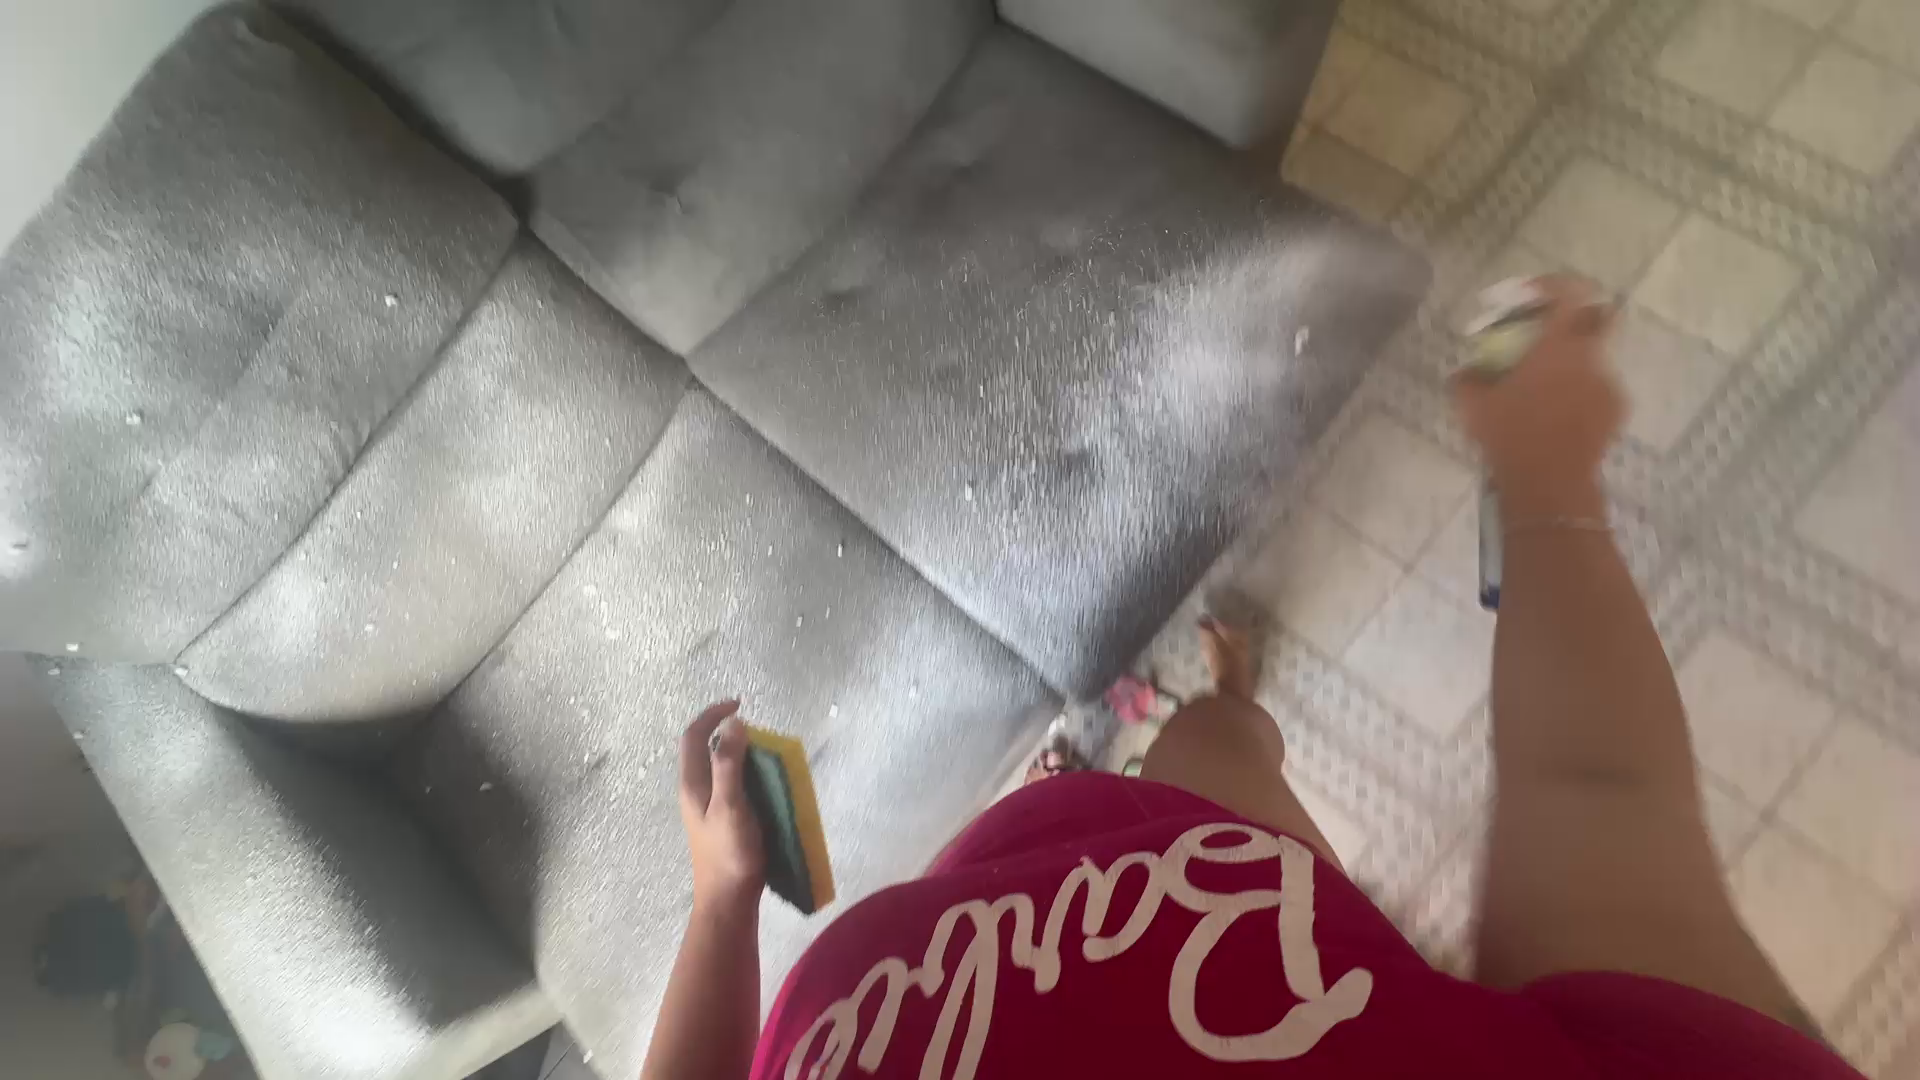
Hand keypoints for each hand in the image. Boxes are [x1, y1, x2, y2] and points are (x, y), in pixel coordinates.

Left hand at [677, 700, 764, 908]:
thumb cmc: (729, 854)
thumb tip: (733, 722)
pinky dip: (751, 774)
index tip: (739, 703)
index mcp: (693, 785)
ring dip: (744, 754)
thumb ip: (729, 764)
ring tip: (771, 757)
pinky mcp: (724, 819)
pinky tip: (770, 785)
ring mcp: (709, 807)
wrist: (728, 903)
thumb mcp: (731, 805)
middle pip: (707, 748)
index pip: (694, 735)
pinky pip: (735, 784)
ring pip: (722, 767)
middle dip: (732, 733)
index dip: (712, 714)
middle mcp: (697, 791)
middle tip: (762, 735)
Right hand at [1451, 275, 1623, 517]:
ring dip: (1567, 357)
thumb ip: (1468, 378)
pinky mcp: (1615, 409)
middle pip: (1594, 316)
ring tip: (1537, 380)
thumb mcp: (1471, 404)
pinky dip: (1573, 387)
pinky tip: (1548, 409)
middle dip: (1568, 316)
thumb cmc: (1508, 433)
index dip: (1548, 284)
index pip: (1568, 295)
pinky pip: (1594, 385)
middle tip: (1541, 328)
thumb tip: (1468, 370)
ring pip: (1591, 354)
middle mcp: (1593, 357)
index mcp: (1559, 347)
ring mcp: (1609, 383)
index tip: (1524, 291)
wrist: (1549, 480)